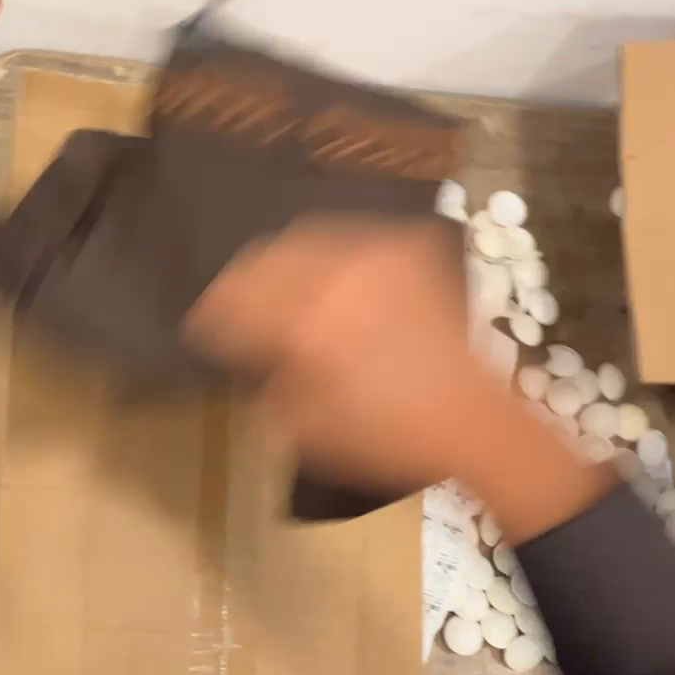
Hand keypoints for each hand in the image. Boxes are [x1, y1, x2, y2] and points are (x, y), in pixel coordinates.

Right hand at [188, 219, 611, 540]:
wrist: (474, 421)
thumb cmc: (382, 437)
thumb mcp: (304, 425)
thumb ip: (265, 378)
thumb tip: (248, 349)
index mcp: (308, 323)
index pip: (235, 300)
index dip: (209, 315)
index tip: (201, 328)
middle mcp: (339, 275)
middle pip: (264, 257)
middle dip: (240, 283)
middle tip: (233, 308)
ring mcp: (378, 256)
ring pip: (304, 237)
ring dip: (279, 264)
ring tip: (275, 291)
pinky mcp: (409, 251)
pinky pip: (348, 238)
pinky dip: (324, 257)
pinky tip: (325, 283)